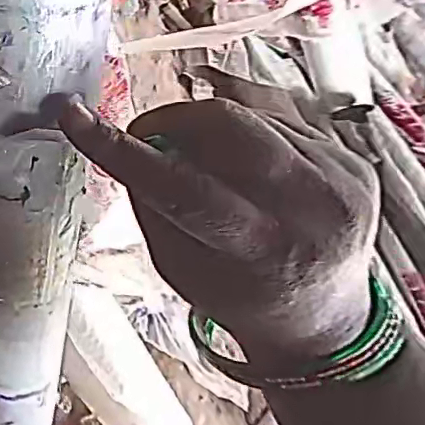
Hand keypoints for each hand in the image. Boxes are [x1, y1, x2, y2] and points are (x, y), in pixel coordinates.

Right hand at [56, 68, 380, 367]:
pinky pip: (274, 112)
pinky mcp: (353, 157)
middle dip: (168, 119)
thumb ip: (152, 200)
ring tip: (198, 159)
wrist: (321, 313)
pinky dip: (235, 124)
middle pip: (225, 122)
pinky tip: (230, 151)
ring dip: (200, 126)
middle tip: (147, 138)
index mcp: (257, 248)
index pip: (177, 184)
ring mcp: (341, 176)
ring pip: (244, 111)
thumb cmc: (231, 290)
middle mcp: (310, 207)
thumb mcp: (174, 261)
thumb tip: (133, 143)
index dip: (115, 145)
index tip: (72, 115)